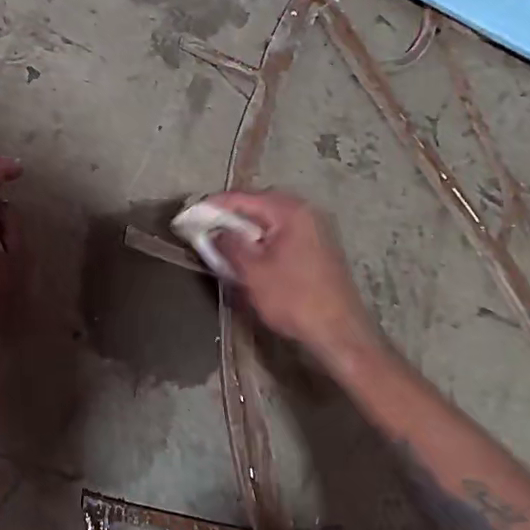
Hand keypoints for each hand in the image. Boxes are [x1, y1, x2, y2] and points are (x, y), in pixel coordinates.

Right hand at [209, 191, 380, 359]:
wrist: (339, 331)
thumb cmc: (295, 300)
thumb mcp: (253, 273)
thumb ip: (230, 245)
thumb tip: (215, 231)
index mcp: (291, 211)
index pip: (243, 198)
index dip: (213, 206)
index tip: (190, 216)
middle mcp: (308, 212)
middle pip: (260, 207)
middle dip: (232, 219)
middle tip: (206, 232)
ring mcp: (318, 230)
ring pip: (273, 224)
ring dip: (248, 233)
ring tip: (226, 247)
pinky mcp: (321, 249)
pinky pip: (286, 237)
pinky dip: (266, 243)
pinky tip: (254, 260)